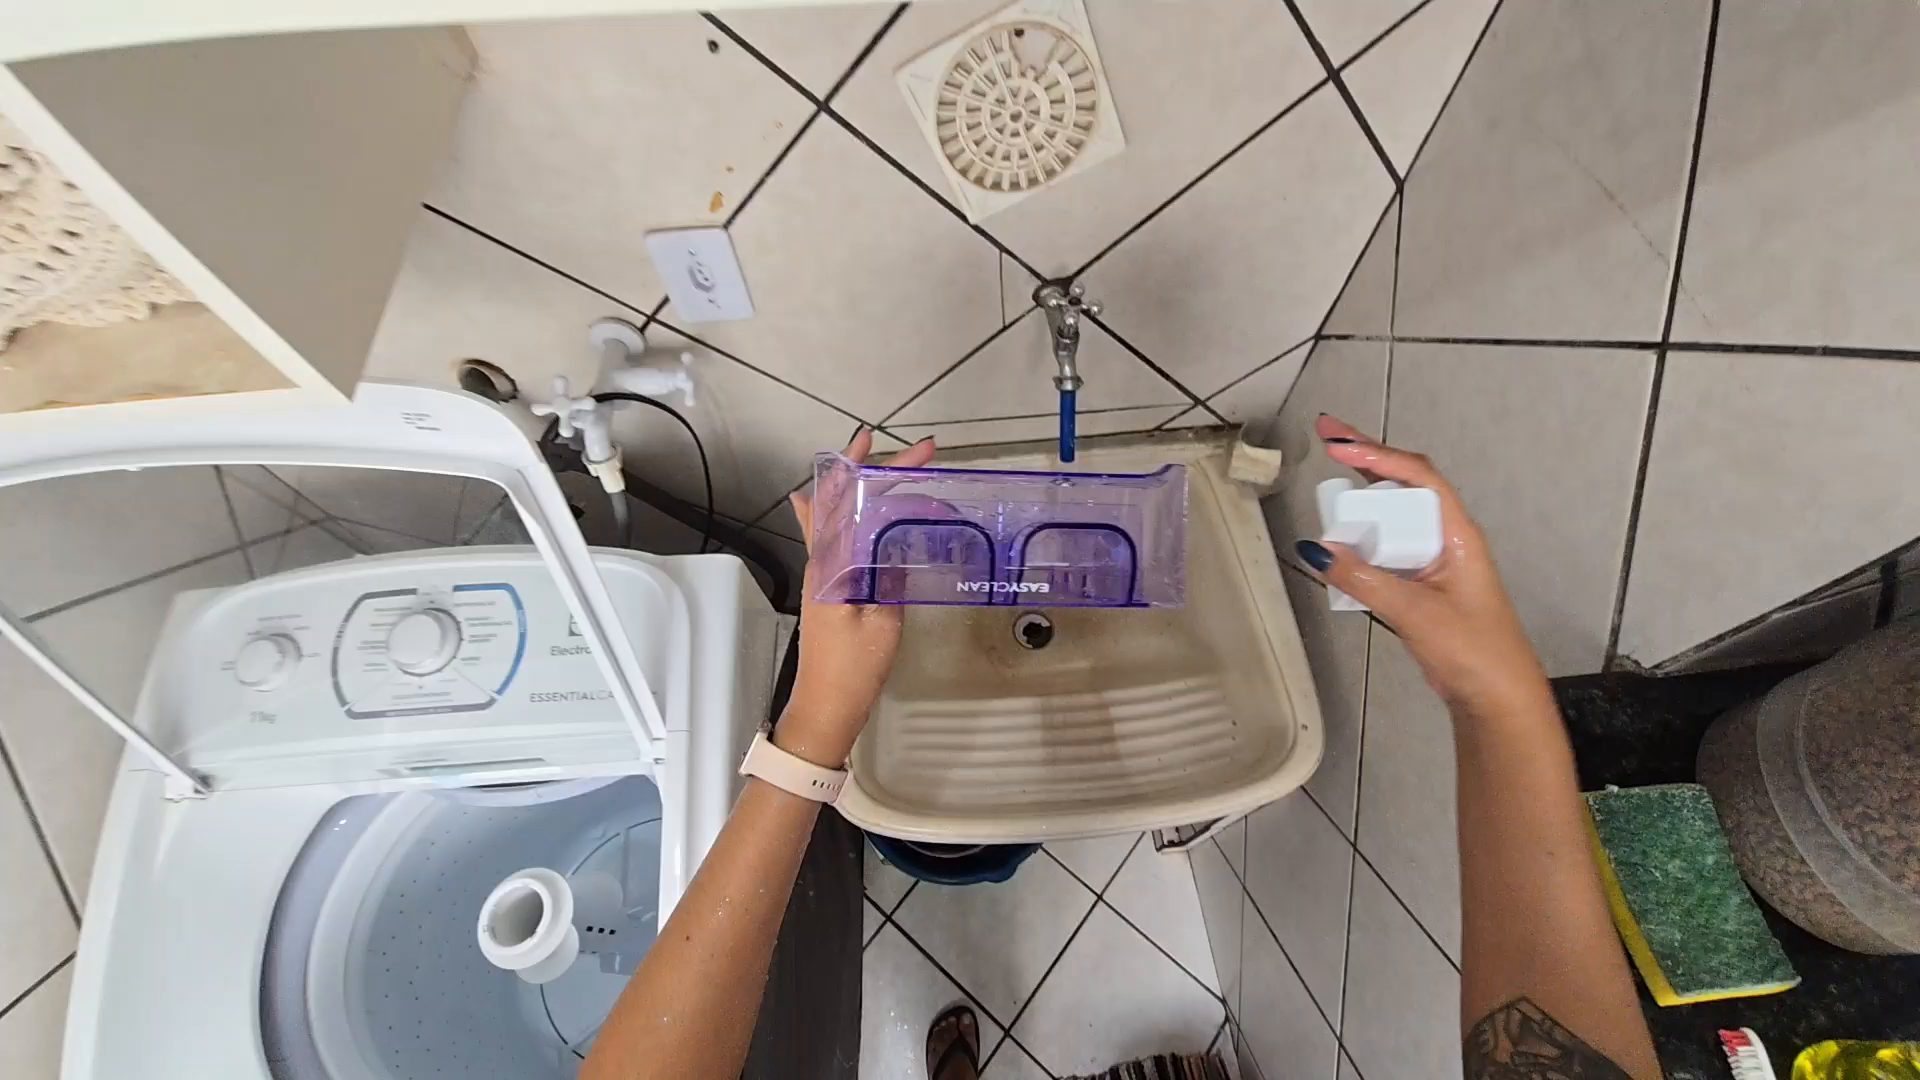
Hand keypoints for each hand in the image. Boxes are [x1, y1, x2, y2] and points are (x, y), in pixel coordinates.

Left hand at [775, 428, 935, 767]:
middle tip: (916, 452)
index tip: (919, 455)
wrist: (826, 706)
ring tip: (873, 457)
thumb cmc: (854, 669)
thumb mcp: (884, 622)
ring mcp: (822, 571)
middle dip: (876, 470)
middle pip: (843, 500)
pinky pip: (827, 537)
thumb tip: (900, 543)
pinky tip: (817, 500)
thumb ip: (890, 576)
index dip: (888, 474)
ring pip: (833, 513)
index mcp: (834, 564)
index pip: (858, 504)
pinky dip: (829, 512)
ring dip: (853, 482)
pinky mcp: (828, 585)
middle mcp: (822, 559)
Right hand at [1296, 415, 1550, 719]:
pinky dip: (1359, 533)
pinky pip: (1384, 545)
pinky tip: (1338, 537)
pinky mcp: (1417, 581)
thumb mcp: (1414, 611)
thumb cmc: (1470, 648)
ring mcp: (1430, 559)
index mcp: (1455, 534)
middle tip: (1327, 439)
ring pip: (1392, 513)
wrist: (1495, 696)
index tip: (1336, 446)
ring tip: (1329, 476)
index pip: (1417, 476)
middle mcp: (1443, 537)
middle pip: (1404, 484)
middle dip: (1366, 457)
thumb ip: (1363, 579)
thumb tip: (1316, 549)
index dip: (1376, 455)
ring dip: (1361, 492)